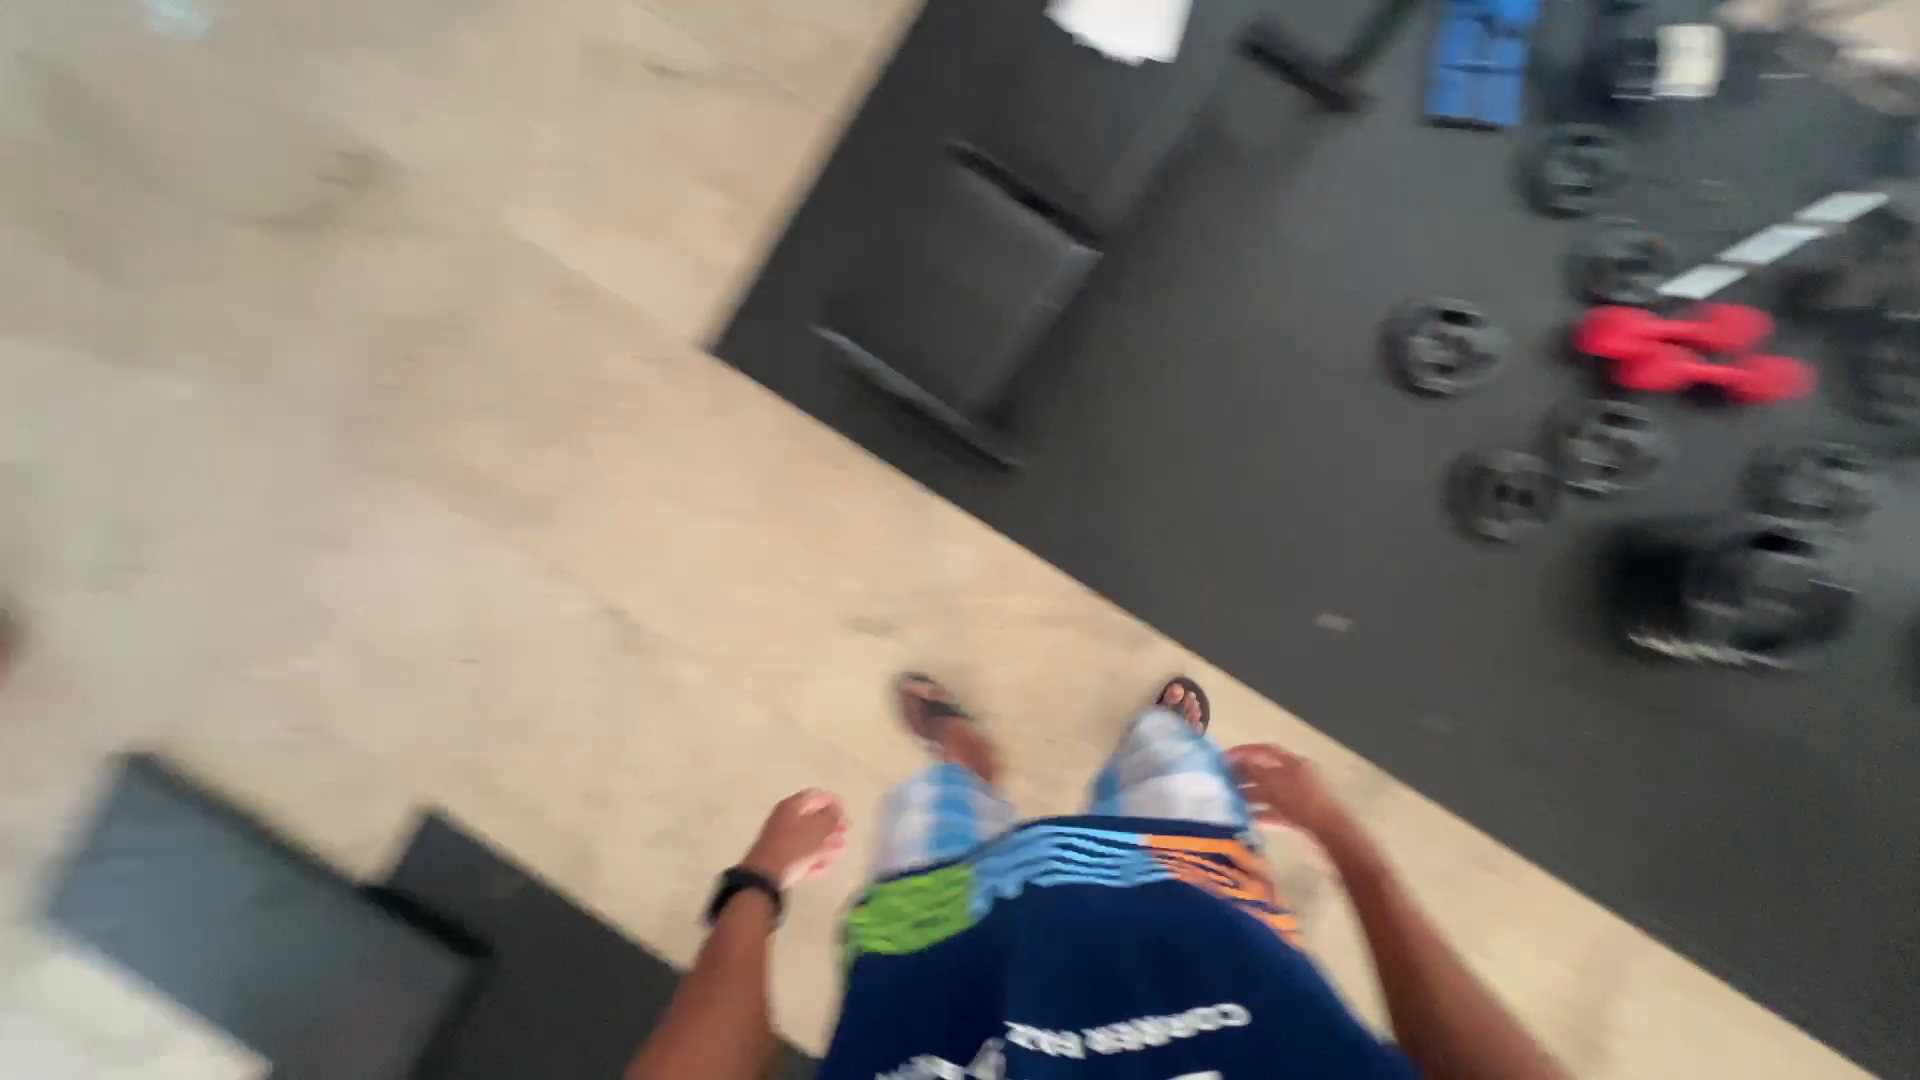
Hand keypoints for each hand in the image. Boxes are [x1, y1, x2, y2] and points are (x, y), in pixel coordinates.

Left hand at [741, 789, 848, 888]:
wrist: (764, 877)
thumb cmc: (794, 848)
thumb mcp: (817, 829)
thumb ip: (830, 817)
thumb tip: (836, 810)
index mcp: (792, 805)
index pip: (816, 795)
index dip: (833, 802)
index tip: (846, 815)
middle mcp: (784, 818)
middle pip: (812, 817)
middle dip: (830, 825)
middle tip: (845, 833)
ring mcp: (779, 838)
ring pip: (807, 836)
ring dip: (824, 842)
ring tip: (838, 851)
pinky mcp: (778, 857)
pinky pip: (799, 853)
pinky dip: (813, 857)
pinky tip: (823, 867)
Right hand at [1225, 744, 1350, 839]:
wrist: (1335, 833)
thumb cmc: (1304, 801)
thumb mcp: (1275, 783)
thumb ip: (1254, 771)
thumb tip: (1238, 761)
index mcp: (1294, 762)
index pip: (1266, 750)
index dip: (1244, 751)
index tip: (1225, 758)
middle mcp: (1298, 775)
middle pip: (1267, 772)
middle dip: (1246, 776)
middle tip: (1225, 782)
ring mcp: (1302, 796)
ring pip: (1271, 792)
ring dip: (1252, 795)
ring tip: (1233, 801)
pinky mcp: (1303, 816)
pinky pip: (1279, 811)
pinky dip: (1264, 813)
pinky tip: (1249, 818)